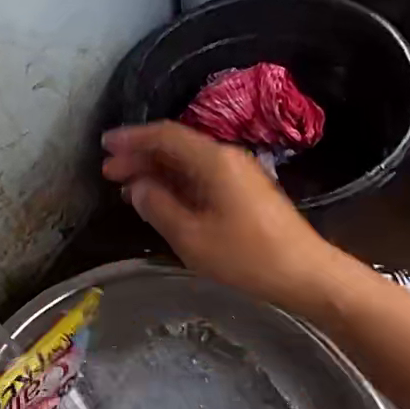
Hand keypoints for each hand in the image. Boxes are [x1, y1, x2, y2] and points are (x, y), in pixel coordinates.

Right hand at [101, 121, 345, 307]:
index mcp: (214, 161)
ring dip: (157, 172)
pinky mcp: (244, 192)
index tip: (105, 145)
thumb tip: (138, 187)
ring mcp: (238, 174)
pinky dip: (177, 185)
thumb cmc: (247, 256)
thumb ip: (159, 208)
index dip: (133, 138)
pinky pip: (202, 178)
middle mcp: (227, 158)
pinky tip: (161, 201)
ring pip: (188, 163)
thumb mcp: (192, 237)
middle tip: (109, 171)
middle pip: (176, 146)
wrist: (304, 272)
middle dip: (141, 156)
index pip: (166, 136)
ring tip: (128, 188)